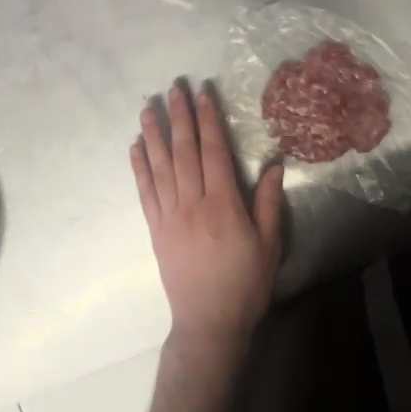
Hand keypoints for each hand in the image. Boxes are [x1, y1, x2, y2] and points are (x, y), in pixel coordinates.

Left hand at [131, 80, 285, 349]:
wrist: (209, 323)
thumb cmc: (245, 284)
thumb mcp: (270, 245)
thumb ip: (269, 202)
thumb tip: (275, 164)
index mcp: (223, 204)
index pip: (214, 152)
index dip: (208, 121)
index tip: (203, 95)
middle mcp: (193, 203)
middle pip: (184, 152)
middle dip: (180, 117)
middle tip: (174, 88)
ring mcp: (170, 215)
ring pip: (159, 166)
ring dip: (153, 135)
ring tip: (148, 108)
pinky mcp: (156, 229)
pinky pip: (145, 192)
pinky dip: (139, 167)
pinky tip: (135, 147)